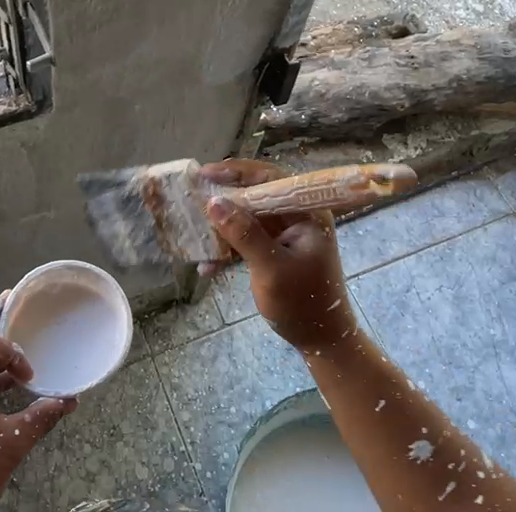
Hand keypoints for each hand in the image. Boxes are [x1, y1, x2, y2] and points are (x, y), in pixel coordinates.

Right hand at [201, 159, 360, 350]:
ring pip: (247, 216)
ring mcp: (285, 234)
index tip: (207, 173)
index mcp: (307, 213)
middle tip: (195, 193)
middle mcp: (296, 217)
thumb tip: (213, 202)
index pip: (271, 178)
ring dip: (222, 224)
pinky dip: (227, 248)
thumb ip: (244, 233)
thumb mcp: (271, 269)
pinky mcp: (273, 250)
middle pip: (256, 194)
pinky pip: (246, 238)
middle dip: (225, 197)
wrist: (321, 342)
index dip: (238, 172)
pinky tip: (207, 265)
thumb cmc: (303, 304)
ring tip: (194, 225)